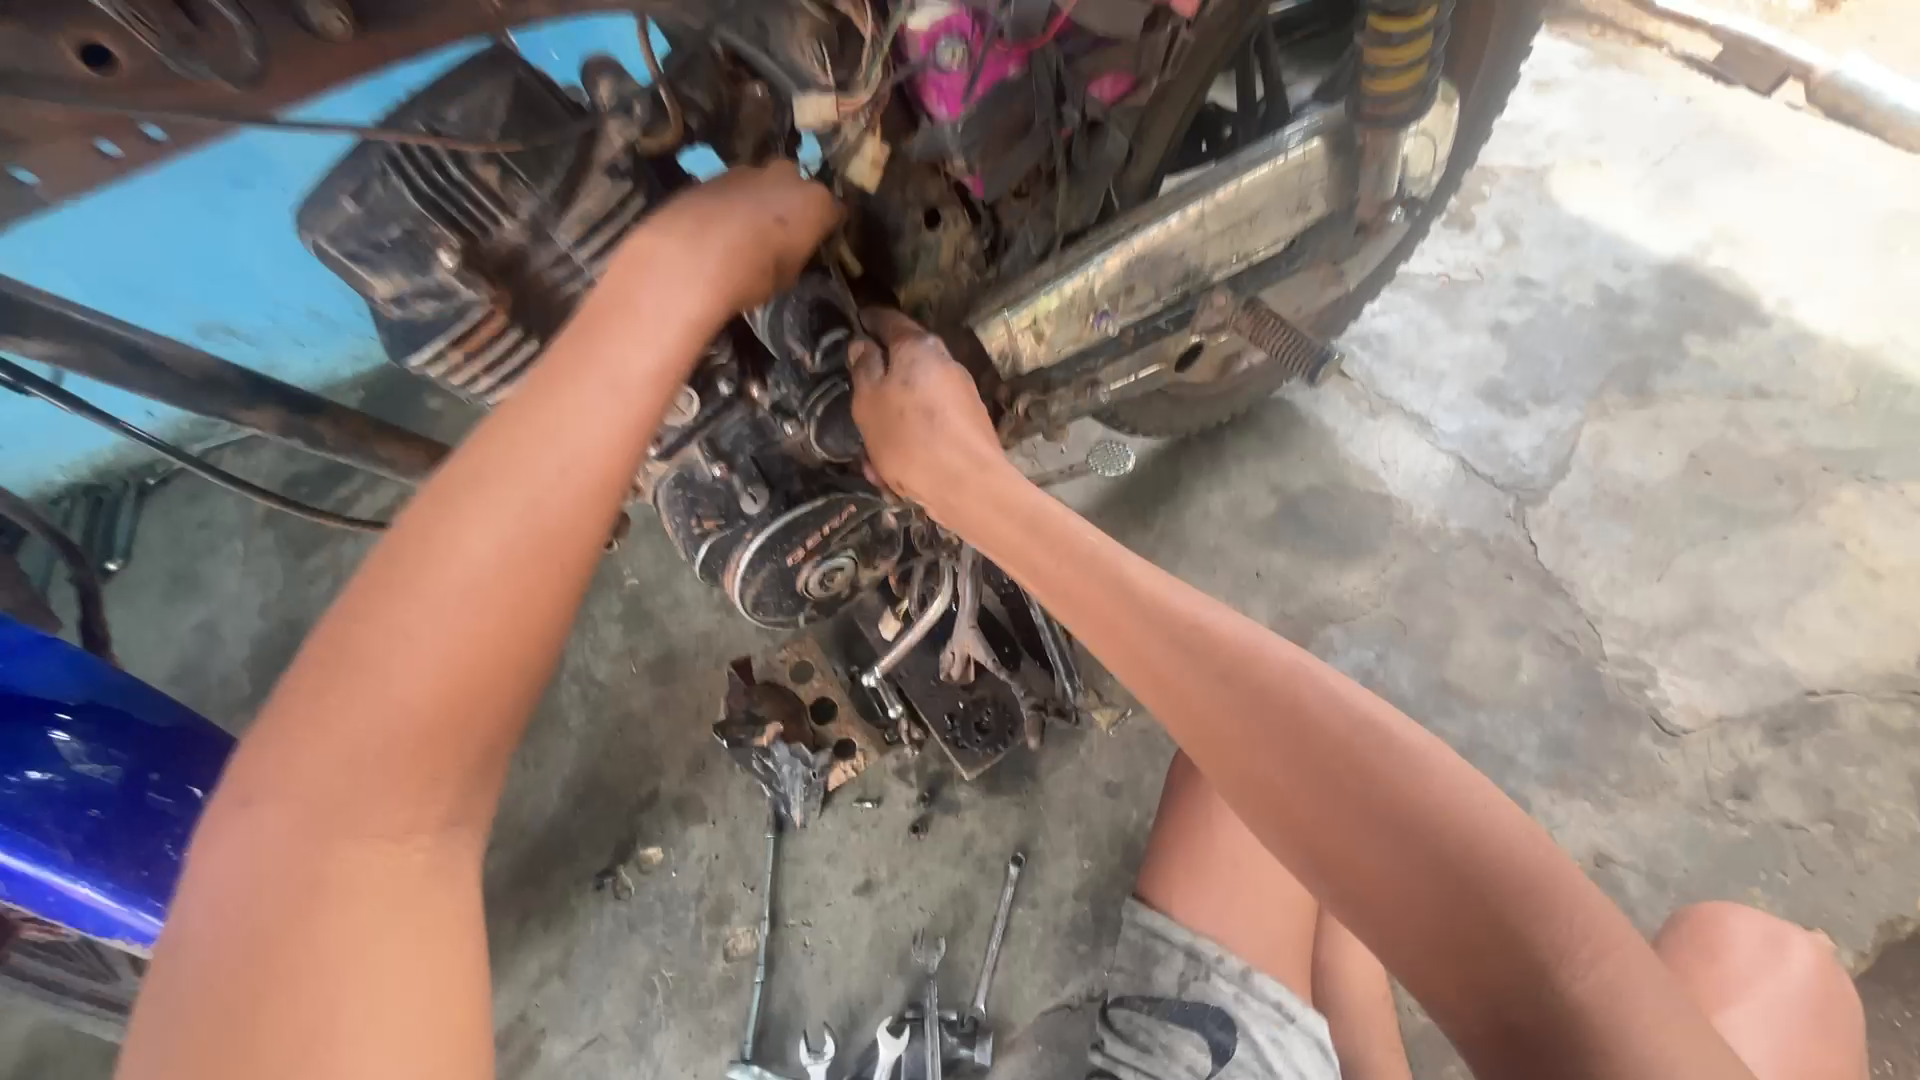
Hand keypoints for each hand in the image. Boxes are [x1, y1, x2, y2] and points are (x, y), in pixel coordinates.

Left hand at [609, 161, 842, 318]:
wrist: (692, 255)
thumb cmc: (755, 274)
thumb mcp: (788, 275)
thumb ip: (796, 254)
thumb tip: (790, 250)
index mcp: (815, 202)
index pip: (835, 210)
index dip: (829, 227)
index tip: (823, 241)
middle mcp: (786, 177)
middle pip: (798, 186)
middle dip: (793, 204)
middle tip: (784, 233)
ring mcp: (748, 171)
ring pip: (763, 184)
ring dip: (761, 202)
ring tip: (748, 232)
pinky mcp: (713, 175)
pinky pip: (733, 190)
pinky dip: (733, 204)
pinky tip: (722, 229)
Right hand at [849, 308, 1012, 512]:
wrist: (968, 485)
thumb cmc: (908, 438)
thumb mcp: (868, 401)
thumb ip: (863, 369)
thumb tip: (864, 344)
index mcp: (919, 347)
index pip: (889, 320)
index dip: (869, 321)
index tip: (856, 324)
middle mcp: (946, 363)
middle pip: (905, 365)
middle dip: (880, 387)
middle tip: (860, 409)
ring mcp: (962, 395)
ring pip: (915, 403)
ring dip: (893, 424)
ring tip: (874, 460)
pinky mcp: (970, 426)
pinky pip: (930, 427)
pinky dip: (912, 442)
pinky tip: (897, 473)